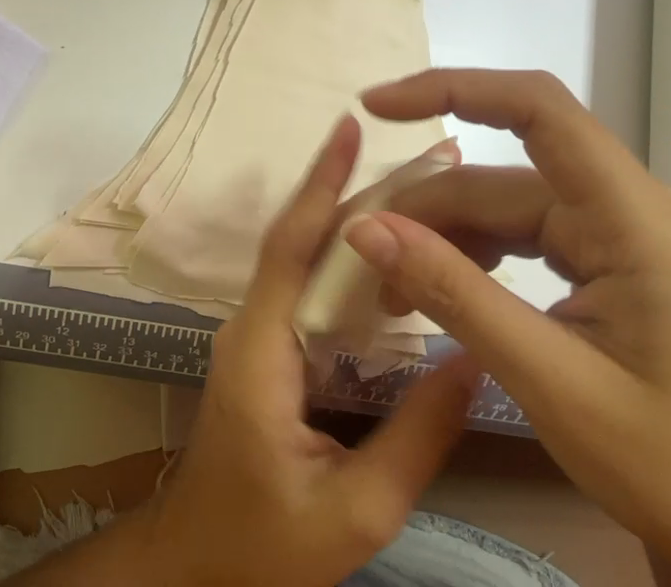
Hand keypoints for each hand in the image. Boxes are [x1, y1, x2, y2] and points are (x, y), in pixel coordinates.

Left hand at [5, 115, 482, 586]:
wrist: (194, 565)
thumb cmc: (263, 545)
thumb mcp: (354, 509)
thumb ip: (416, 436)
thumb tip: (475, 358)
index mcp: (259, 351)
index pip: (291, 249)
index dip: (321, 186)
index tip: (350, 128)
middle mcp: (250, 329)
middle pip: (303, 244)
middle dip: (358, 194)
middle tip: (429, 160)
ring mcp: (255, 339)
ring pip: (306, 266)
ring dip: (358, 227)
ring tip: (426, 196)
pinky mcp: (266, 355)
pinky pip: (309, 295)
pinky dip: (350, 269)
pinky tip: (395, 263)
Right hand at [346, 69, 670, 586]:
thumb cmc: (665, 461)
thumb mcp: (546, 376)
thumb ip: (453, 293)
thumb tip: (363, 229)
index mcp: (633, 219)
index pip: (537, 110)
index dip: (452, 89)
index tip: (376, 106)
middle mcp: (625, 210)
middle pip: (500, 174)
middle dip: (424, 205)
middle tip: (356, 249)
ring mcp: (613, 237)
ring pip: (501, 207)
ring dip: (439, 238)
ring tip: (386, 288)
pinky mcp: (601, 266)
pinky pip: (518, 238)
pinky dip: (468, 259)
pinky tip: (431, 293)